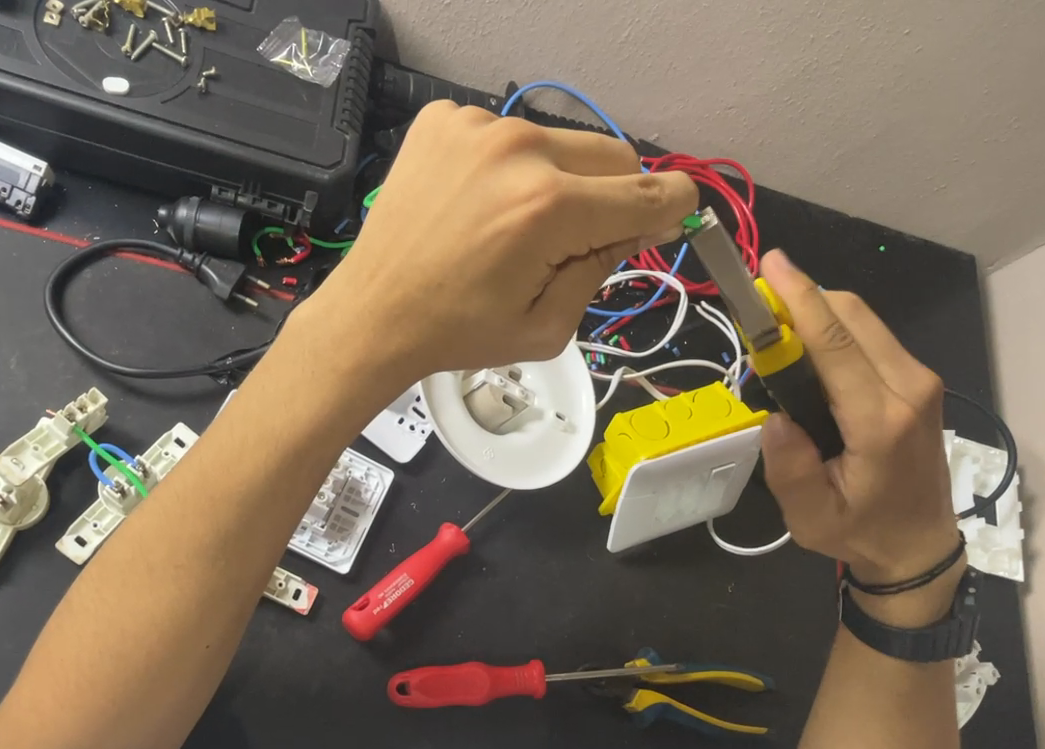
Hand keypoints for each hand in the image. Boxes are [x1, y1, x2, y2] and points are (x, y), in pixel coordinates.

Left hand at [295, 101, 696, 392]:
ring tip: (509, 228)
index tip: (662, 224)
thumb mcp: (547, 328)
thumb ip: (601, 270)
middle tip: (572, 241)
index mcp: (552, 209)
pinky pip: (504, 134)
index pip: (652, 191)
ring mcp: (478, 126)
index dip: (669, 210)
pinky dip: (505, 168)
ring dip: (554, 181)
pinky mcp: (443, 119)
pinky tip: (474, 206)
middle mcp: (521, 150)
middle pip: (612, 155)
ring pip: (557, 143)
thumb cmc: (458, 333)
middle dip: (610, 197)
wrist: (374, 314)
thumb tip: (634, 226)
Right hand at [757, 250, 960, 586]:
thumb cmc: (860, 531)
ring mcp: (919, 381)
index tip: (771, 266)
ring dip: (818, 311)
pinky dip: (834, 329)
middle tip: (757, 304)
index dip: (801, 299)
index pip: (837, 344)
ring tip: (775, 331)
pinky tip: (807, 350)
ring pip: (864, 320)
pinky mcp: (918, 382)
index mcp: (880, 422)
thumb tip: (774, 416)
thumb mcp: (810, 516)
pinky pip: (871, 336)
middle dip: (804, 297)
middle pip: (853, 315)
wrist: (918, 544)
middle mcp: (908, 388)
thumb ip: (789, 468)